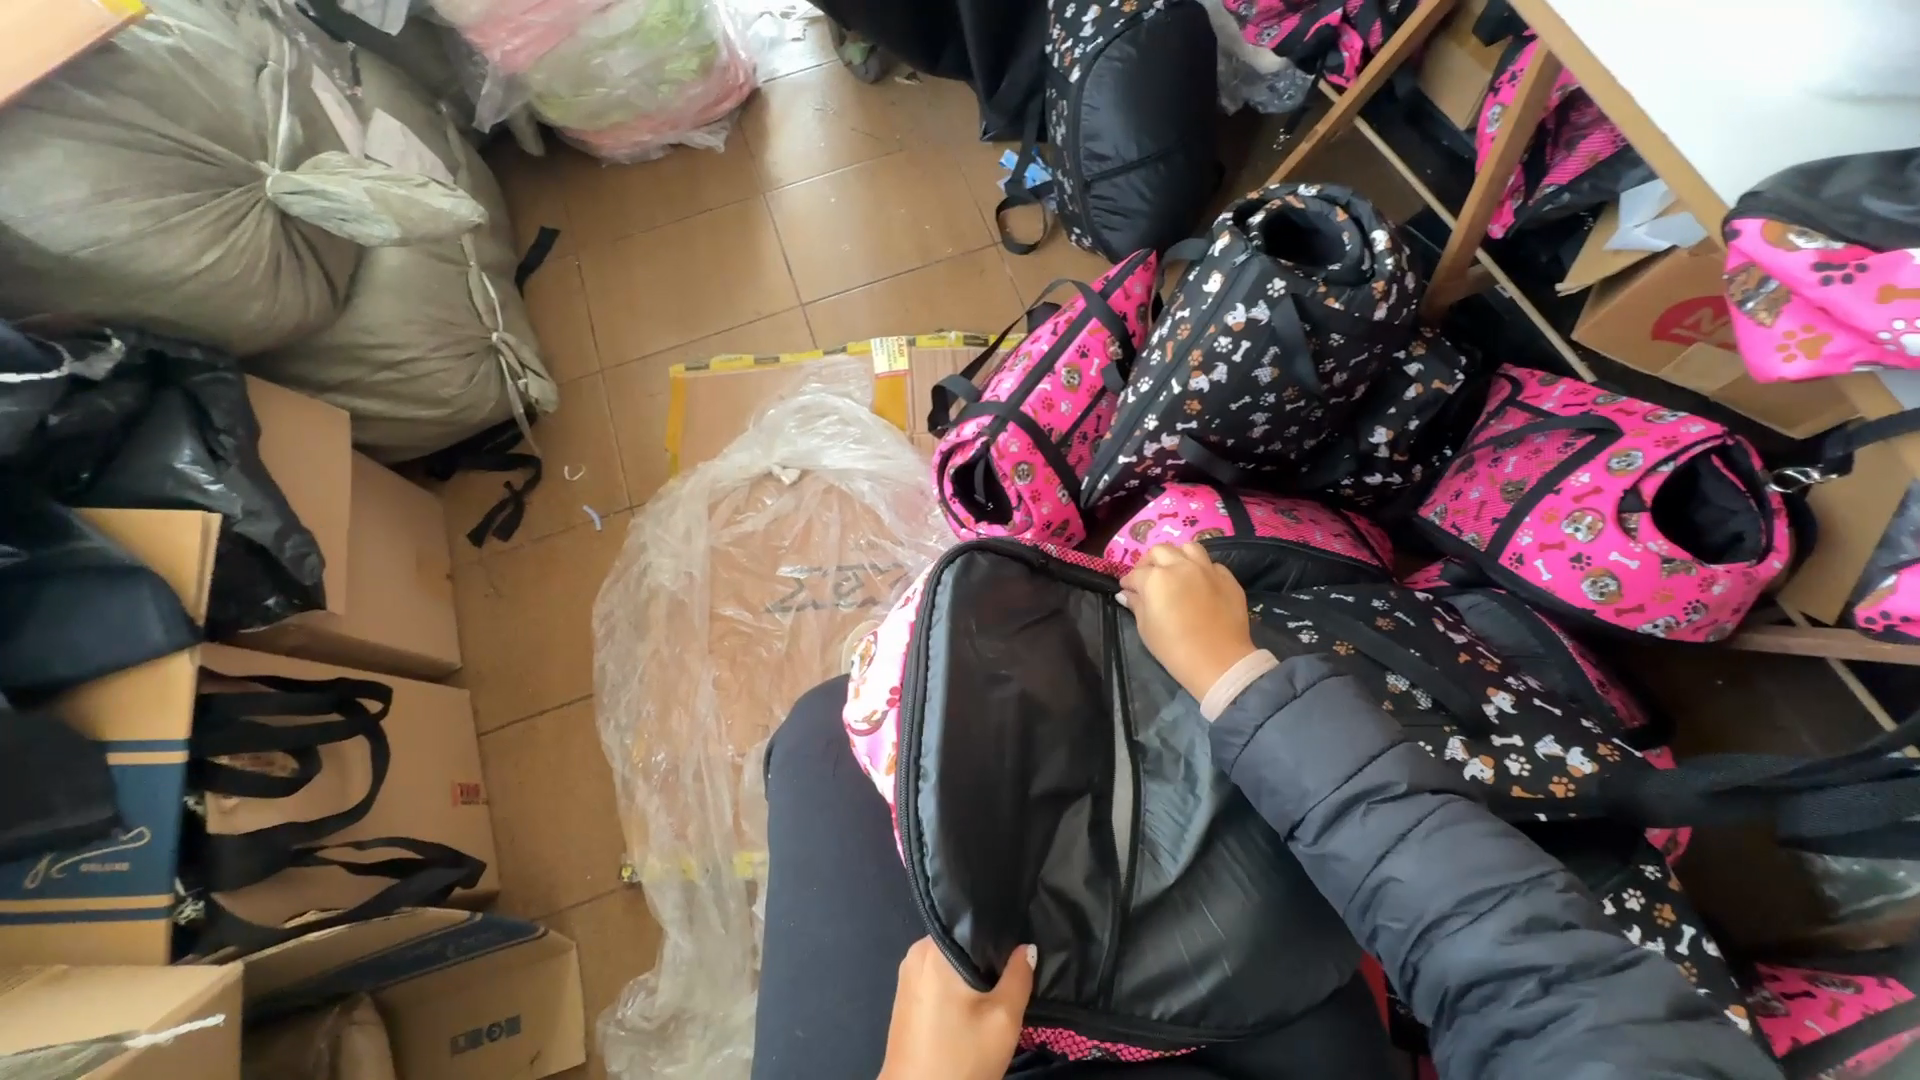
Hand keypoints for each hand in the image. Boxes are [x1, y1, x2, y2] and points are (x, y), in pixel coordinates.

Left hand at [878, 938, 1034, 1079]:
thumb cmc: (960, 1059)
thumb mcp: (1003, 1020)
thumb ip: (1019, 977)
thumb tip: (1026, 947)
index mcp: (934, 949)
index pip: (973, 921)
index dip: (1001, 928)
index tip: (1022, 933)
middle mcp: (916, 953)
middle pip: (962, 941)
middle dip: (988, 953)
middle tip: (1017, 962)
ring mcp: (908, 975)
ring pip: (951, 961)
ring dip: (973, 971)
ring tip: (1000, 980)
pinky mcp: (906, 997)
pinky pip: (938, 977)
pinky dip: (957, 984)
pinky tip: (976, 999)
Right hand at [1118, 543, 1257, 700]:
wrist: (1218, 661)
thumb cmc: (1174, 648)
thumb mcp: (1146, 628)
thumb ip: (1136, 604)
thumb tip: (1127, 594)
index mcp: (1156, 578)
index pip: (1135, 574)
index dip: (1128, 582)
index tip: (1126, 589)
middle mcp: (1181, 566)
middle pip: (1160, 551)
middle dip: (1149, 562)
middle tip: (1147, 577)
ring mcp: (1207, 570)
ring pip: (1189, 548)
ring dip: (1177, 556)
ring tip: (1175, 570)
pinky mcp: (1228, 579)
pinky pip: (1212, 564)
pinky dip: (1202, 569)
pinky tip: (1200, 583)